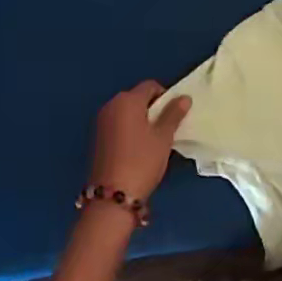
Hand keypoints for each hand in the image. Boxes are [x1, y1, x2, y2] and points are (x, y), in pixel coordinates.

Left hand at [88, 80, 190, 199]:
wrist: (113, 195)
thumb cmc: (142, 161)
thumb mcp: (163, 137)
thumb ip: (173, 114)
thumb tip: (184, 97)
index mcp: (127, 100)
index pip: (150, 86)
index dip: (165, 96)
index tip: (174, 115)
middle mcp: (111, 105)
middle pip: (136, 97)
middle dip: (152, 108)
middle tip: (166, 128)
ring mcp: (101, 121)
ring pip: (126, 111)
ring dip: (140, 119)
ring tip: (153, 140)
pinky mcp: (97, 136)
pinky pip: (117, 123)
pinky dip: (129, 128)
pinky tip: (137, 148)